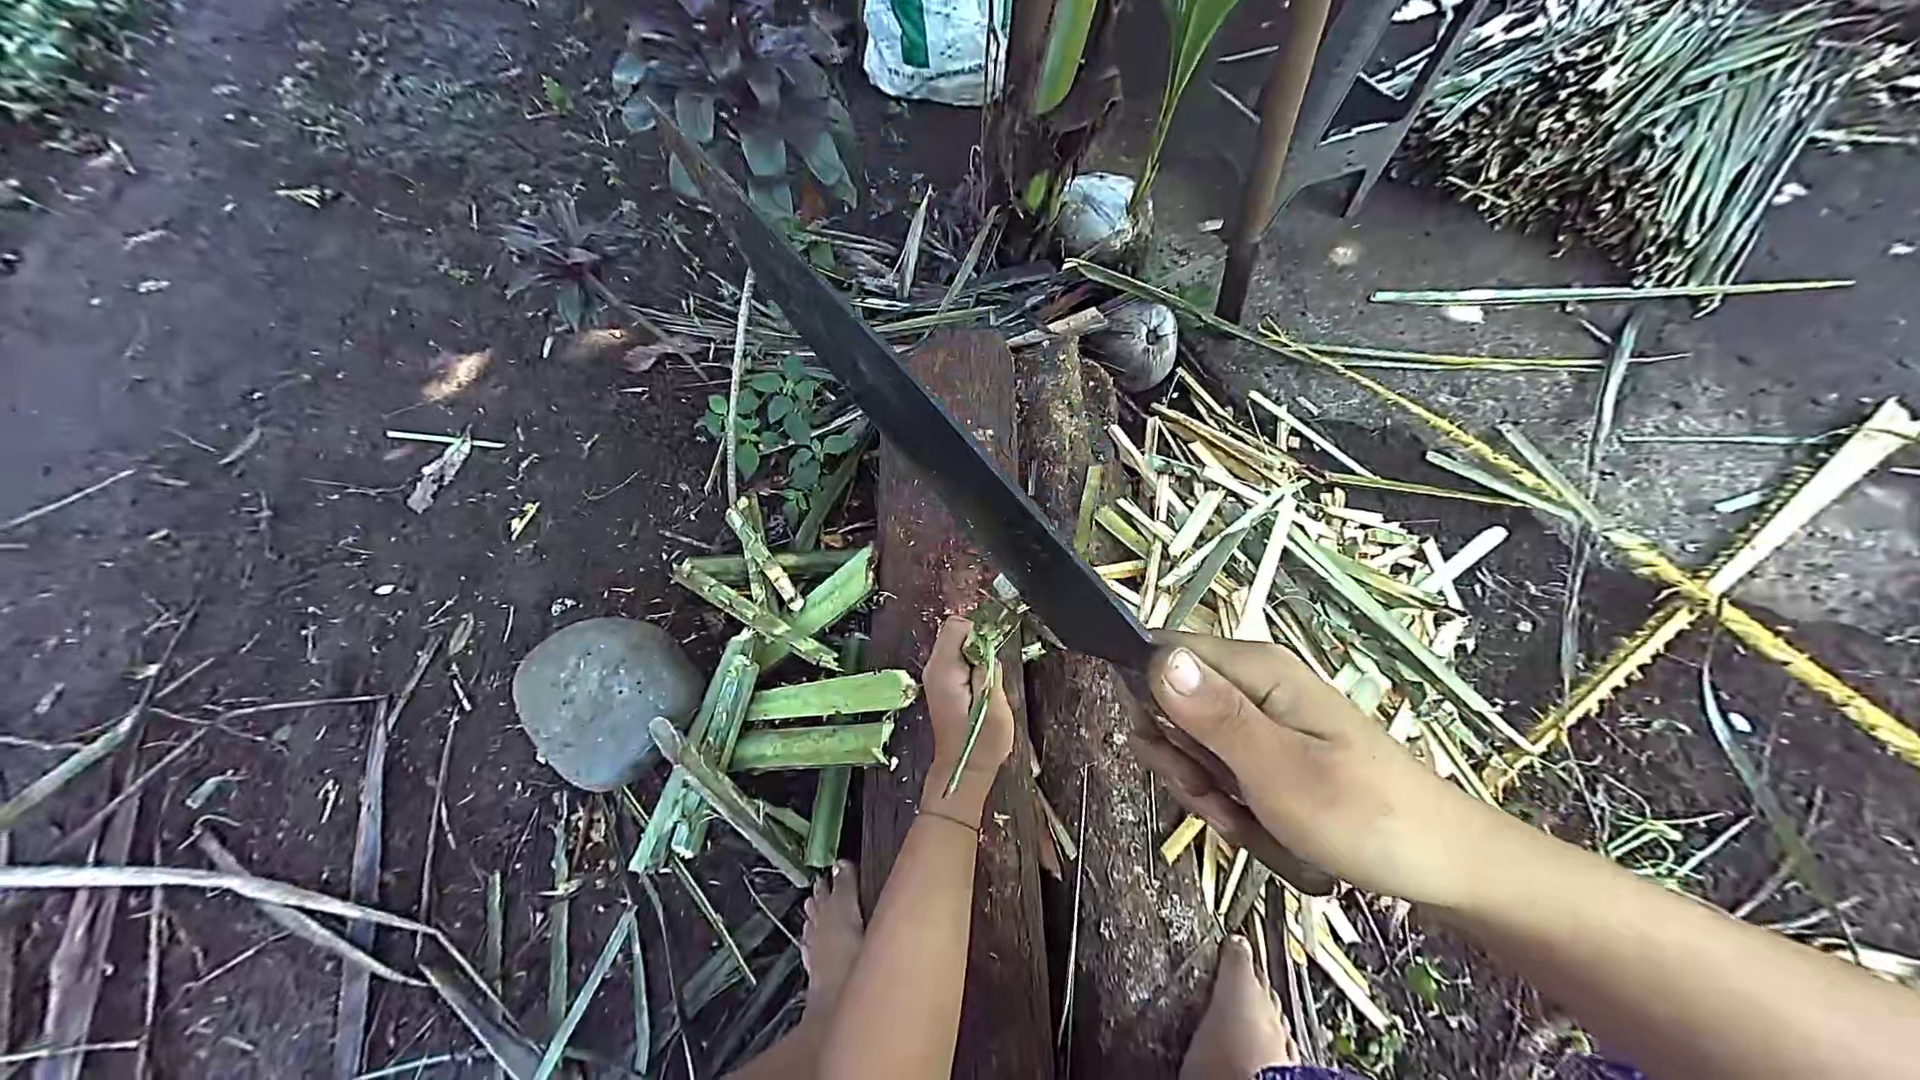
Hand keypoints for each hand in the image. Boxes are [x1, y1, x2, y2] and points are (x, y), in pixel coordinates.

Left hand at [920, 616, 1014, 818]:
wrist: (963, 769)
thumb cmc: (981, 744)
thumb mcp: (994, 708)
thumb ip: (989, 673)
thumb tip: (987, 649)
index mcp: (944, 671)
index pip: (956, 626)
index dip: (978, 632)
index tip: (991, 654)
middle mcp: (934, 668)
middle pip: (955, 631)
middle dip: (978, 642)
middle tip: (989, 670)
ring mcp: (935, 674)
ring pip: (957, 642)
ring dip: (976, 654)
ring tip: (984, 682)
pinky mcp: (941, 681)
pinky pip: (957, 657)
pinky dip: (971, 663)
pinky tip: (979, 686)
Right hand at [1130, 633, 1513, 906]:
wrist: (1444, 867)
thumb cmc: (1366, 817)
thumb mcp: (1281, 770)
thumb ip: (1215, 715)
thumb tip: (1157, 659)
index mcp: (1256, 667)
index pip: (1161, 653)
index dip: (1147, 700)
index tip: (1171, 751)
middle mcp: (1253, 681)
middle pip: (1167, 701)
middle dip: (1178, 756)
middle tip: (1215, 794)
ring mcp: (1260, 716)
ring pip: (1187, 741)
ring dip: (1201, 786)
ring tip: (1243, 816)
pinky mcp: (1266, 747)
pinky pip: (1215, 766)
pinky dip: (1223, 800)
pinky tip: (1255, 822)